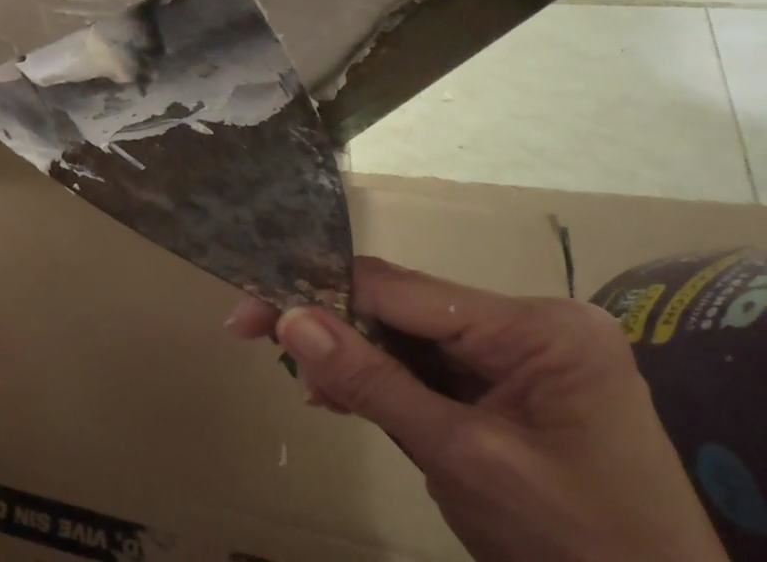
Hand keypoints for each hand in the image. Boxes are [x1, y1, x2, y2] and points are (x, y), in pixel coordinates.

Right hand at [227, 258, 725, 561]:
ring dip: (350, 362)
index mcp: (539, 328)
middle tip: (253, 337)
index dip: (316, 294)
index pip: (399, 288)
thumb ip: (375, 383)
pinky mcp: (510, 390)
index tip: (248, 309)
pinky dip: (380, 385)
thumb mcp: (464, 457)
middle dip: (329, 330)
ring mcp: (523, 359)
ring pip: (403, 338)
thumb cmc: (575, 537)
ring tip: (311, 390)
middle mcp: (531, 327)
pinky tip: (343, 399)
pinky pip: (425, 369)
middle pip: (398, 308)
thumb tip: (288, 318)